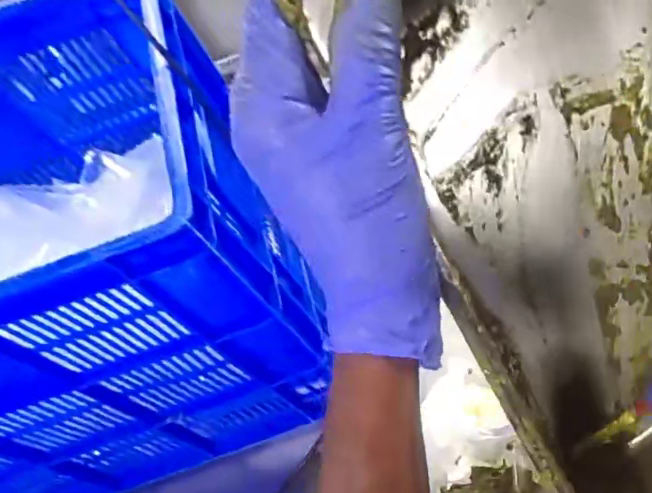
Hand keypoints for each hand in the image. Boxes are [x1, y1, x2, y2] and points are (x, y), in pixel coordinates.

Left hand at [232, 0, 440, 366]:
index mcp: (260, 105)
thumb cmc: (369, 222)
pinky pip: (340, 111)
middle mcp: (268, 121)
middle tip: (383, 13)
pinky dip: (364, 88)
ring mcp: (299, 150)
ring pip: (322, 76)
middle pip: (294, 41)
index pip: (270, 12)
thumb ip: (364, 48)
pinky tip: (392, 80)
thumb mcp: (369, 129)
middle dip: (337, 16)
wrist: (386, 305)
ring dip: (354, 51)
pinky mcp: (330, 172)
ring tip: (390, 31)